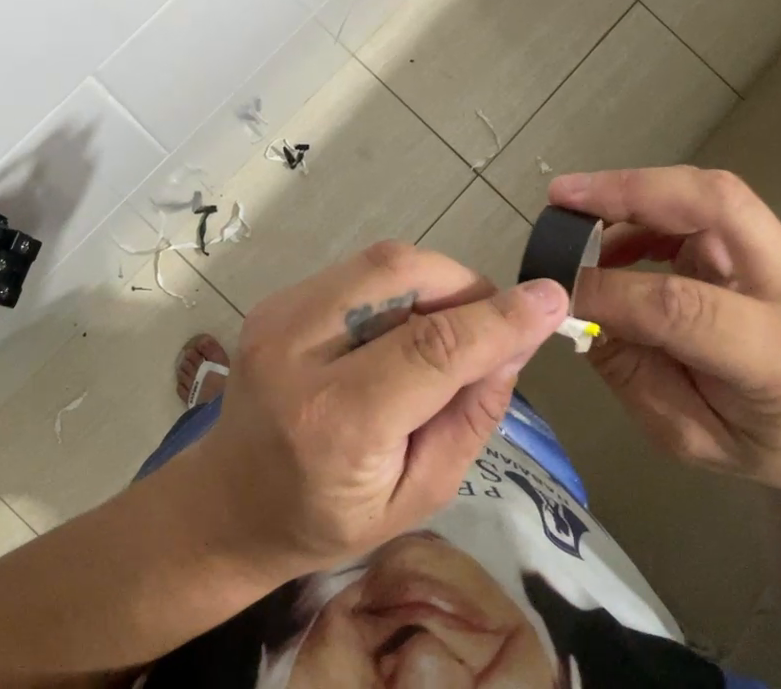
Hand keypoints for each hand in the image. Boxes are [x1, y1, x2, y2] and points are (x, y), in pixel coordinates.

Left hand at [181, 241, 568, 573]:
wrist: (229, 504)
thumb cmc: (327, 519)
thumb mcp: (419, 495)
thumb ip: (471, 416)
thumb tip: (516, 341)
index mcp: (336, 422)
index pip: (432, 348)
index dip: (499, 318)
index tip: (551, 301)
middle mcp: (297, 352)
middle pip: (401, 273)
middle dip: (465, 285)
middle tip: (488, 324)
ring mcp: (276, 318)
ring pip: (380, 260)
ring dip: (434, 282)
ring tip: (445, 330)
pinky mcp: (272, 301)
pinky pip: (356, 271)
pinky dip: (398, 288)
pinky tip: (398, 331)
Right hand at [548, 166, 780, 494]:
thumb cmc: (750, 443)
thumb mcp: (679, 432)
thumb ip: (626, 367)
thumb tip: (572, 304)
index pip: (687, 305)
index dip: (613, 291)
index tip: (558, 290)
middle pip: (719, 206)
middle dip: (632, 192)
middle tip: (562, 197)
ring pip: (710, 193)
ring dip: (632, 196)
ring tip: (575, 220)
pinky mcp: (767, 241)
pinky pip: (703, 204)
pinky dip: (646, 209)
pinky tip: (611, 239)